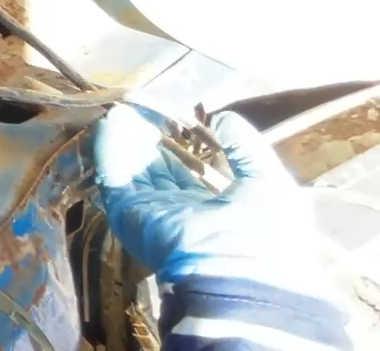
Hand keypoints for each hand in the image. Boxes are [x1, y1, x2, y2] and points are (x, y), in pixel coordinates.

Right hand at [92, 105, 319, 290]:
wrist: (241, 270)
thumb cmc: (267, 233)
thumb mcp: (271, 185)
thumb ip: (247, 150)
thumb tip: (224, 117)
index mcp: (210, 208)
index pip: (184, 172)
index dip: (175, 147)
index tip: (168, 120)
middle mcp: (176, 208)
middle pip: (151, 167)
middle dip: (144, 139)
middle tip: (138, 109)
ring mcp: (148, 208)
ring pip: (129, 166)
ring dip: (124, 138)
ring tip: (122, 110)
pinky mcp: (125, 207)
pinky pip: (113, 172)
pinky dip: (109, 147)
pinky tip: (110, 122)